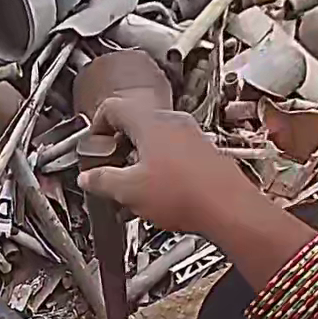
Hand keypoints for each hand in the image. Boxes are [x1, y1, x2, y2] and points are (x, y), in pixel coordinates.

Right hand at [78, 99, 269, 234]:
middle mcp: (173, 123)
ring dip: (140, 163)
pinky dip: (161, 172)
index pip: (112, 108)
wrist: (228, 210)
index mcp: (150, 122)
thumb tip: (88, 178)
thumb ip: (102, 181)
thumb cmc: (186, 195)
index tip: (94, 146)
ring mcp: (192, 138)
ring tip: (134, 191)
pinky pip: (174, 157)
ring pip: (156, 143)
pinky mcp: (205, 156)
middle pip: (135, 126)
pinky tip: (159, 198)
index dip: (96, 127)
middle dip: (118, 150)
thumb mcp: (129, 191)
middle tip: (110, 172)